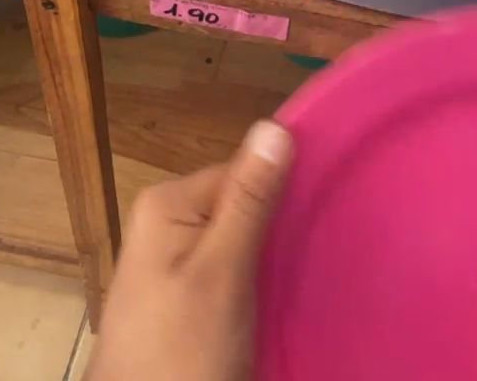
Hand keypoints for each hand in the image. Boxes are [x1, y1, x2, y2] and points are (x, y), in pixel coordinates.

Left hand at [86, 120, 293, 380]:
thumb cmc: (181, 352)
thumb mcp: (222, 273)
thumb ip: (249, 200)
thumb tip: (272, 125)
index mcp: (167, 203)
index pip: (242, 172)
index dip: (279, 194)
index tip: (313, 222)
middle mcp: (163, 221)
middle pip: (240, 204)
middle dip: (271, 231)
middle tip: (301, 261)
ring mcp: (168, 261)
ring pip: (236, 240)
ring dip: (262, 261)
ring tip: (286, 285)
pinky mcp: (178, 294)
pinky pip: (224, 270)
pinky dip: (248, 284)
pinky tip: (264, 304)